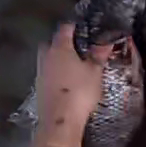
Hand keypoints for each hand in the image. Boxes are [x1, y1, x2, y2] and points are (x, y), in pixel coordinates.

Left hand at [34, 23, 106, 146]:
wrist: (59, 119)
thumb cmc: (79, 91)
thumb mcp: (95, 72)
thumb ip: (98, 55)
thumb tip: (106, 41)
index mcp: (60, 48)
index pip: (65, 29)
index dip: (76, 26)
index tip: (86, 28)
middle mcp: (46, 55)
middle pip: (52, 42)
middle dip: (64, 42)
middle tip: (80, 47)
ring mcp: (40, 71)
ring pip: (48, 57)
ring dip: (58, 57)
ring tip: (75, 63)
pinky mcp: (39, 85)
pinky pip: (48, 70)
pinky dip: (56, 70)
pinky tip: (67, 78)